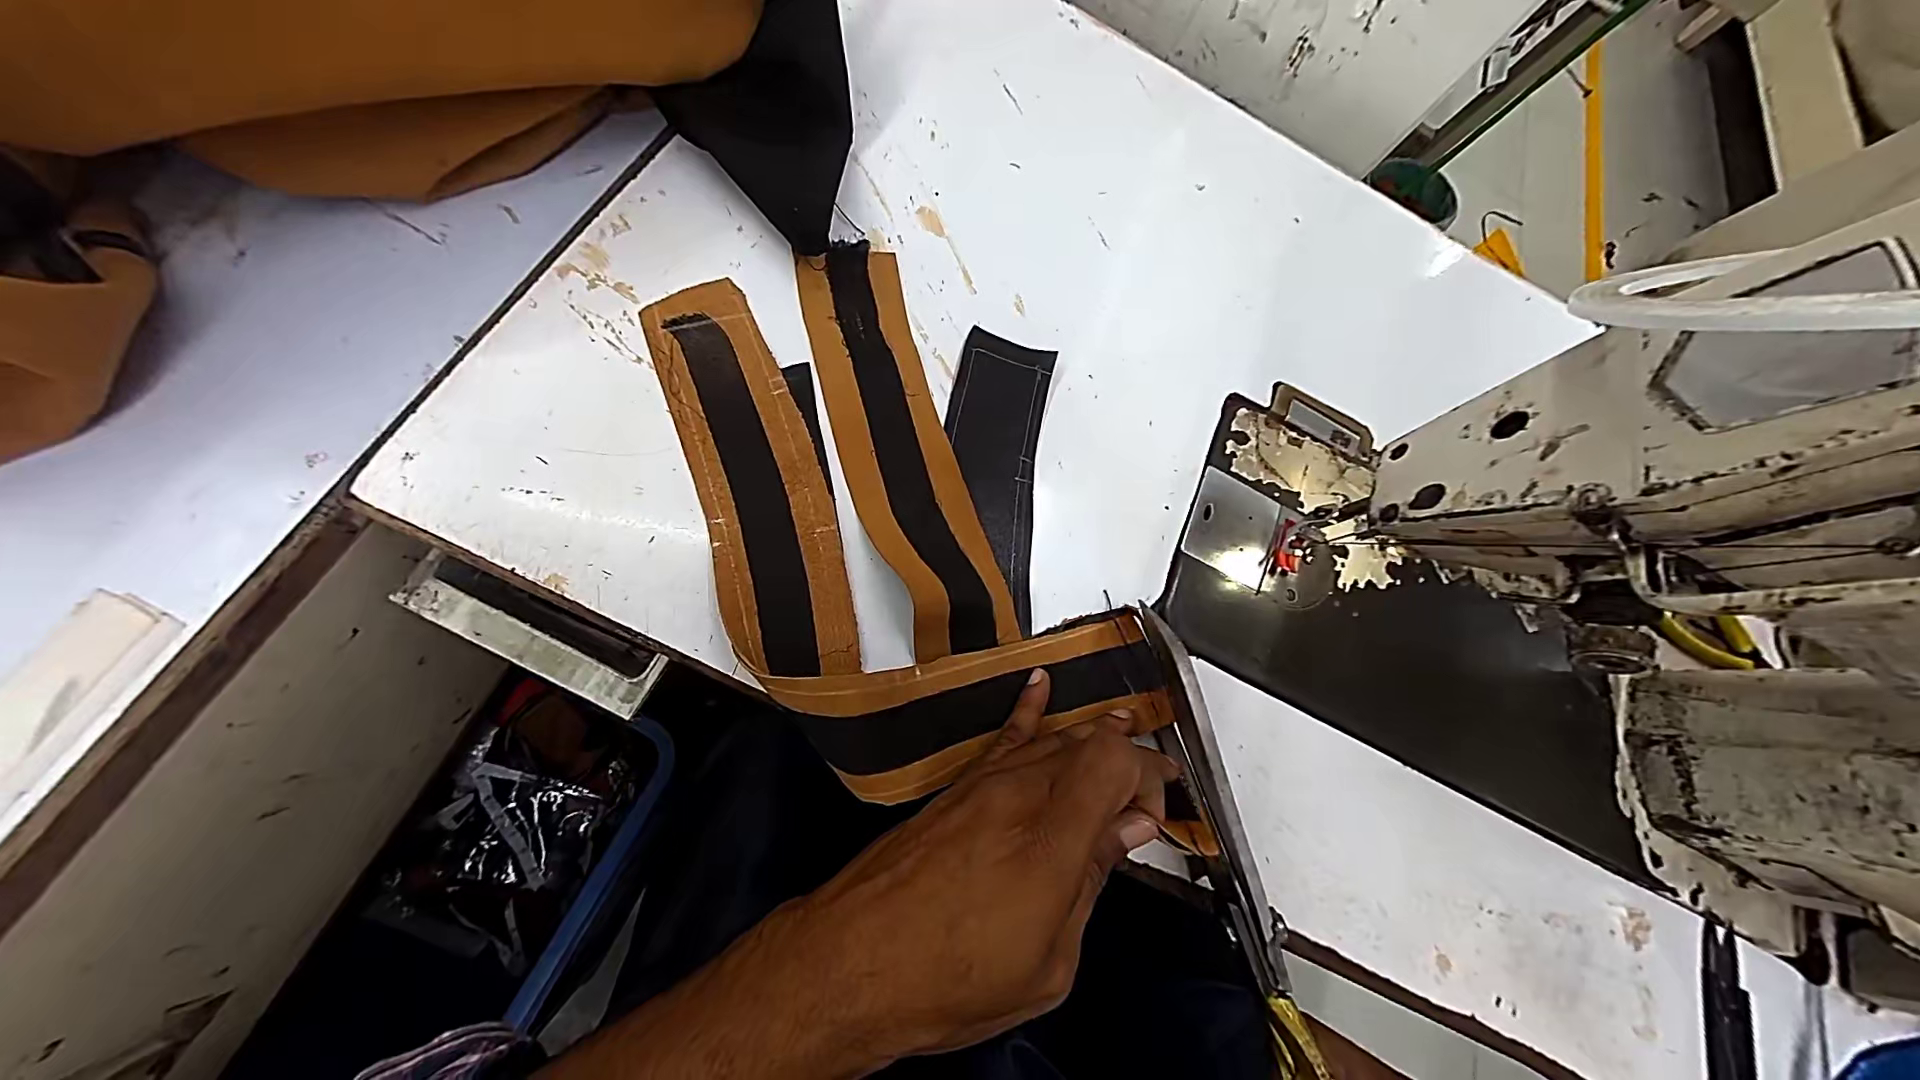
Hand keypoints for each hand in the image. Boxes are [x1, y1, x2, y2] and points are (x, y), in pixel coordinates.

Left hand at [546, 669, 1176, 1078]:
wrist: (853, 959)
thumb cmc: (950, 975)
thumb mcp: (1048, 960)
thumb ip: (1091, 883)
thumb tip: (1125, 832)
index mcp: (1051, 837)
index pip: (1117, 766)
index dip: (1147, 779)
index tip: (1156, 812)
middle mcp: (1019, 794)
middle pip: (1090, 747)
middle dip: (1129, 760)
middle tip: (1153, 780)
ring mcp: (985, 784)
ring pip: (1053, 739)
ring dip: (1093, 734)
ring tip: (1124, 724)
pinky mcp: (959, 788)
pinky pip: (1002, 737)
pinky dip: (1026, 709)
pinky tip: (1040, 686)